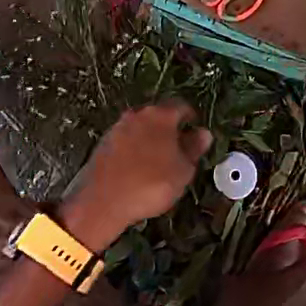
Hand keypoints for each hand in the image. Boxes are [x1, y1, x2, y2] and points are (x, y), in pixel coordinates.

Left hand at [61, 100, 211, 250]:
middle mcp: (137, 115)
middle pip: (158, 115)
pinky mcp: (103, 143)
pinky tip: (138, 169)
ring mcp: (117, 128)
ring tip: (159, 161)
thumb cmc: (151, 184)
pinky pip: (125, 141)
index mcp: (160, 115)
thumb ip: (194, 149)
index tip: (195, 130)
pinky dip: (134, 149)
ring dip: (150, 139)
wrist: (103, 200)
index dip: (191, 118)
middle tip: (179, 148)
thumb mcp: (183, 171)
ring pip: (140, 127)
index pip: (181, 106)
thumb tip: (203, 134)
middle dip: (170, 128)